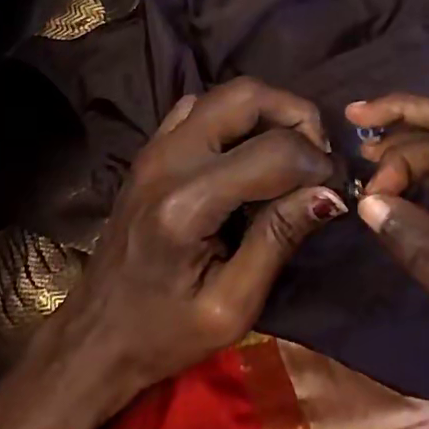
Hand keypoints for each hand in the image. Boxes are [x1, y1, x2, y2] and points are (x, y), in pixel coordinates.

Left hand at [32, 78, 347, 401]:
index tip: (334, 191)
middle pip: (247, 95)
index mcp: (186, 206)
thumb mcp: (232, 307)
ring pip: (226, 93)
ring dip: (270, 111)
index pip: (272, 152)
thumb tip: (330, 192)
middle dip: (297, 116)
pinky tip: (249, 151)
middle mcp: (168, 160)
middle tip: (318, 156)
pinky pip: (202, 106)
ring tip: (292, 152)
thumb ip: (278, 239)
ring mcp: (155, 148)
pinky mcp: (151, 148)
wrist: (95, 335)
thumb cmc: (164, 334)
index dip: (316, 165)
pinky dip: (237, 116)